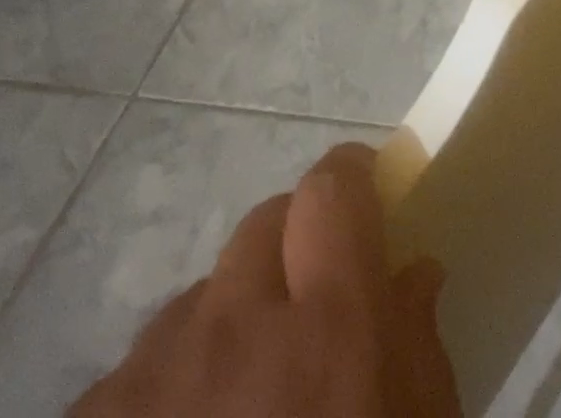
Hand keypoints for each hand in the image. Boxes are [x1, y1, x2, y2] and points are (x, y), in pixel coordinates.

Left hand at [70, 142, 459, 417]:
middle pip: (263, 225)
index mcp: (330, 327)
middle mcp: (232, 328)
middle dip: (298, 236)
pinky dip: (175, 378)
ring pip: (199, 295)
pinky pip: (140, 365)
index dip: (349, 175)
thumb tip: (415, 272)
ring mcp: (148, 376)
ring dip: (233, 313)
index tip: (368, 183)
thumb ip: (419, 345)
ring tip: (247, 384)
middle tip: (318, 287)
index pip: (330, 197)